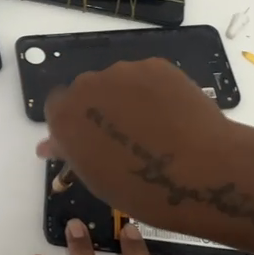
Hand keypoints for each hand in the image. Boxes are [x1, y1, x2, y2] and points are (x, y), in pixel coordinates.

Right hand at [37, 58, 253, 238]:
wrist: (201, 171)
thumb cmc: (142, 189)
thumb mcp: (95, 178)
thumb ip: (72, 152)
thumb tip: (52, 144)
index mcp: (65, 117)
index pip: (57, 109)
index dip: (74, 124)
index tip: (90, 142)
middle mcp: (87, 86)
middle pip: (86, 91)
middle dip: (99, 109)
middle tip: (122, 137)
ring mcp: (123, 72)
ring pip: (117, 82)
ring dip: (126, 99)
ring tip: (153, 128)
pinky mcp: (156, 66)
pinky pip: (146, 77)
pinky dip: (153, 92)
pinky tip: (171, 116)